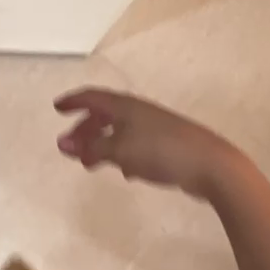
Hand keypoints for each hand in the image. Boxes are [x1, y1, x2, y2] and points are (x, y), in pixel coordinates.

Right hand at [53, 88, 234, 194]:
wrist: (212, 165)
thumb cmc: (161, 151)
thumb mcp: (120, 150)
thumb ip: (91, 148)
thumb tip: (63, 144)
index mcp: (124, 106)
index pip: (92, 97)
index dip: (73, 101)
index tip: (56, 108)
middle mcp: (138, 111)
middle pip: (104, 114)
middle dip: (85, 128)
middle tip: (70, 146)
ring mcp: (154, 127)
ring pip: (119, 130)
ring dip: (102, 143)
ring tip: (91, 163)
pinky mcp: (167, 144)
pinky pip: (135, 144)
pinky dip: (122, 153)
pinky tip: (126, 172)